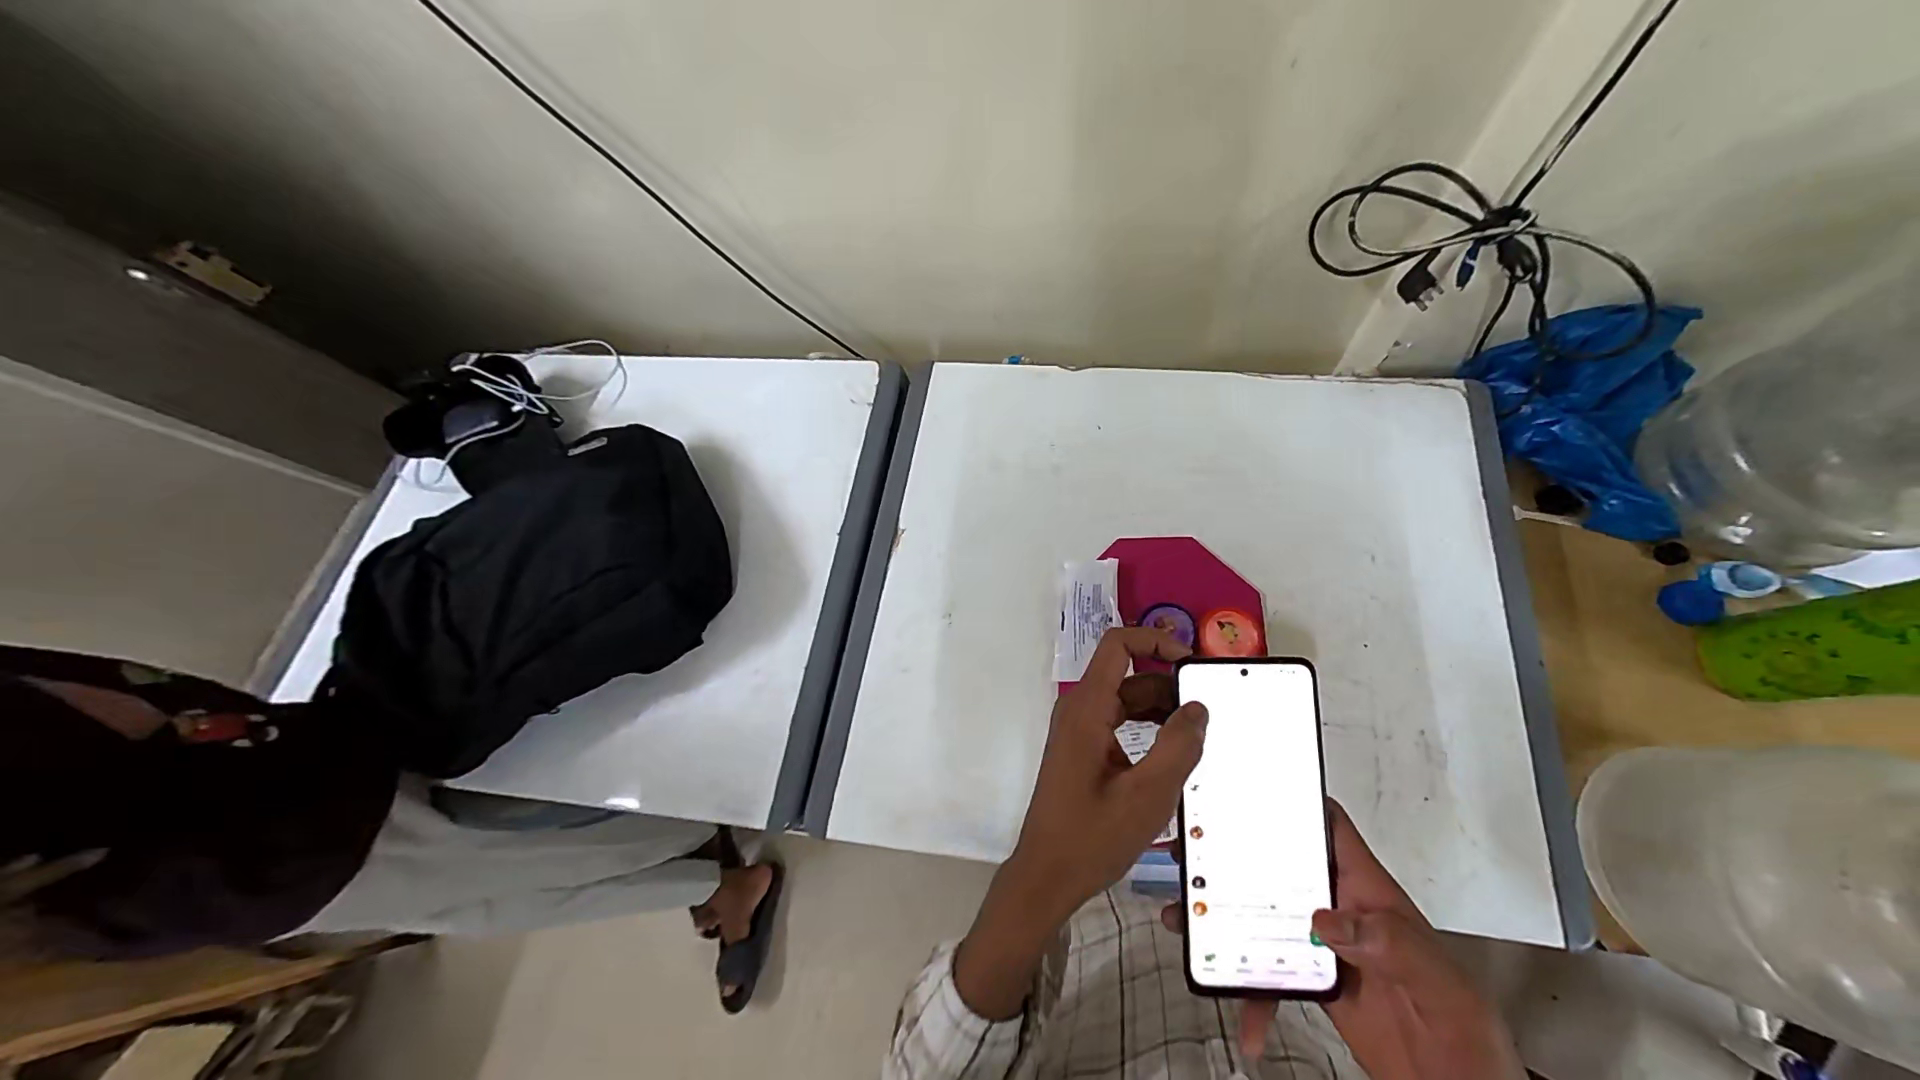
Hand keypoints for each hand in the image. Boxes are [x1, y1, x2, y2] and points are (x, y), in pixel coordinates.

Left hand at [954, 627, 1208, 1019]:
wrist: (1047, 876)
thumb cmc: (1093, 837)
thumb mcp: (1148, 795)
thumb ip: (1178, 747)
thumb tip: (1199, 706)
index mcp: (1086, 709)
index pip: (1118, 645)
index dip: (1155, 640)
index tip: (1192, 661)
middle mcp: (1079, 711)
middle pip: (1129, 677)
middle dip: (1170, 687)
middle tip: (1213, 713)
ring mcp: (1079, 731)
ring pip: (1127, 703)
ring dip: (1163, 713)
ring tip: (1202, 739)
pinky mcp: (1083, 752)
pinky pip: (1120, 726)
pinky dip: (1149, 732)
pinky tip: (1177, 758)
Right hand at [1161, 803, 1523, 1076]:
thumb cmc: (1470, 1040)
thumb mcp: (1442, 988)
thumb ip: (1393, 945)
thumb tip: (1329, 918)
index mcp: (1370, 894)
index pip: (1330, 828)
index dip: (1292, 800)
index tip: (1247, 787)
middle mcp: (1342, 910)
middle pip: (1278, 867)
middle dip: (1231, 859)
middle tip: (1190, 856)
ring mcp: (1325, 945)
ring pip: (1261, 915)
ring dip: (1223, 920)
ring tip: (1188, 925)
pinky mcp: (1314, 980)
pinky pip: (1269, 974)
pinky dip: (1251, 993)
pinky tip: (1244, 1015)